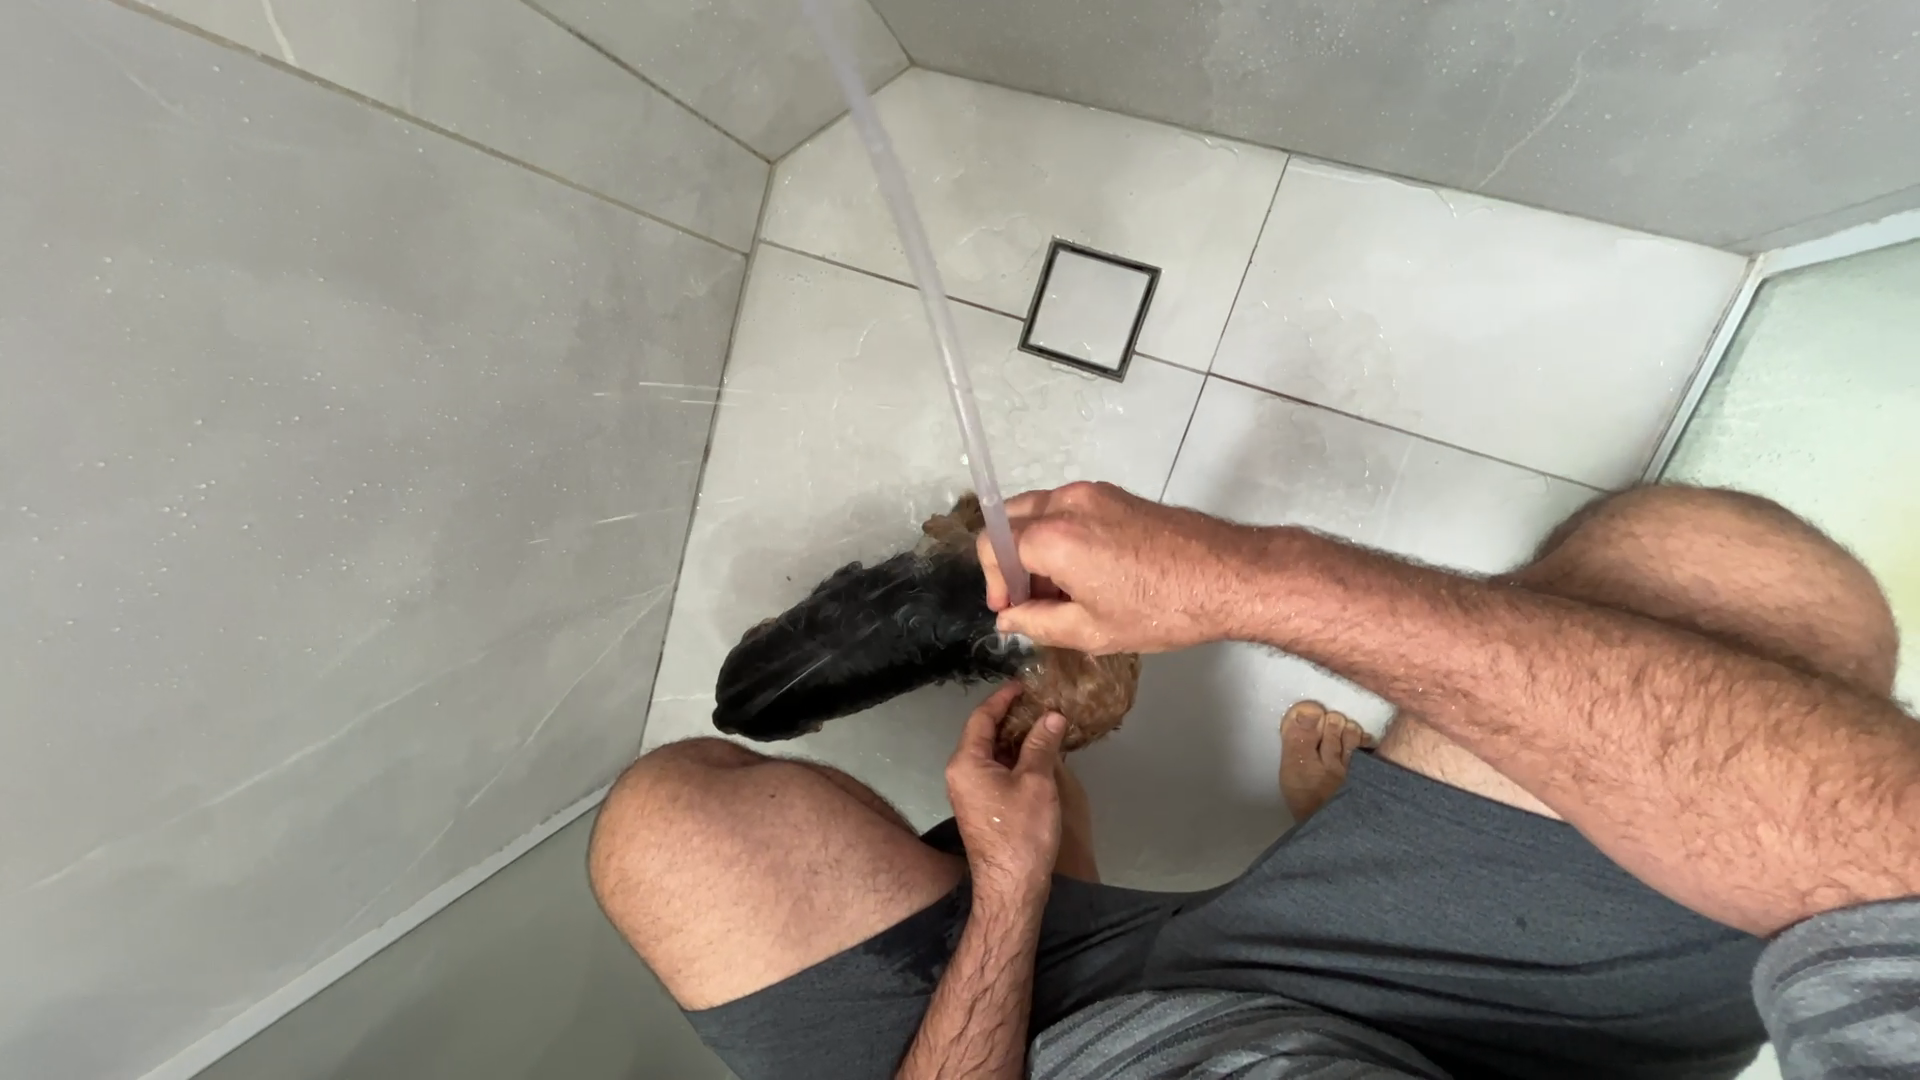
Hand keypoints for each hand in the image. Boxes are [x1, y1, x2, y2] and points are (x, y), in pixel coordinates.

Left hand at [946, 686, 1066, 901]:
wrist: (1011, 888)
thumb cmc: (1021, 832)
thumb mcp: (1036, 782)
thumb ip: (1042, 744)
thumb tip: (1052, 715)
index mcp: (966, 762)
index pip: (981, 717)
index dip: (1003, 698)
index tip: (1024, 686)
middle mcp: (960, 772)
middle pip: (984, 733)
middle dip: (1012, 717)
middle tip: (1041, 704)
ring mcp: (969, 791)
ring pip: (991, 753)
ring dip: (1016, 738)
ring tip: (1045, 725)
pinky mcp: (981, 806)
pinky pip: (995, 770)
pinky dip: (1015, 759)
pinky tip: (1039, 756)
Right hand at [975, 481, 1258, 653]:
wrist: (1230, 575)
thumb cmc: (1160, 610)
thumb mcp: (1092, 631)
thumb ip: (1037, 623)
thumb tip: (1007, 618)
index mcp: (1054, 536)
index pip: (992, 544)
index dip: (993, 580)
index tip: (1011, 607)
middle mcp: (1066, 502)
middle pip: (1008, 520)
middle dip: (1008, 560)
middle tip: (1029, 598)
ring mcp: (1091, 492)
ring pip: (1036, 512)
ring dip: (1032, 547)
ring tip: (1060, 589)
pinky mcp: (1112, 493)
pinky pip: (1064, 508)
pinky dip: (1058, 535)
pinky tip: (1084, 570)